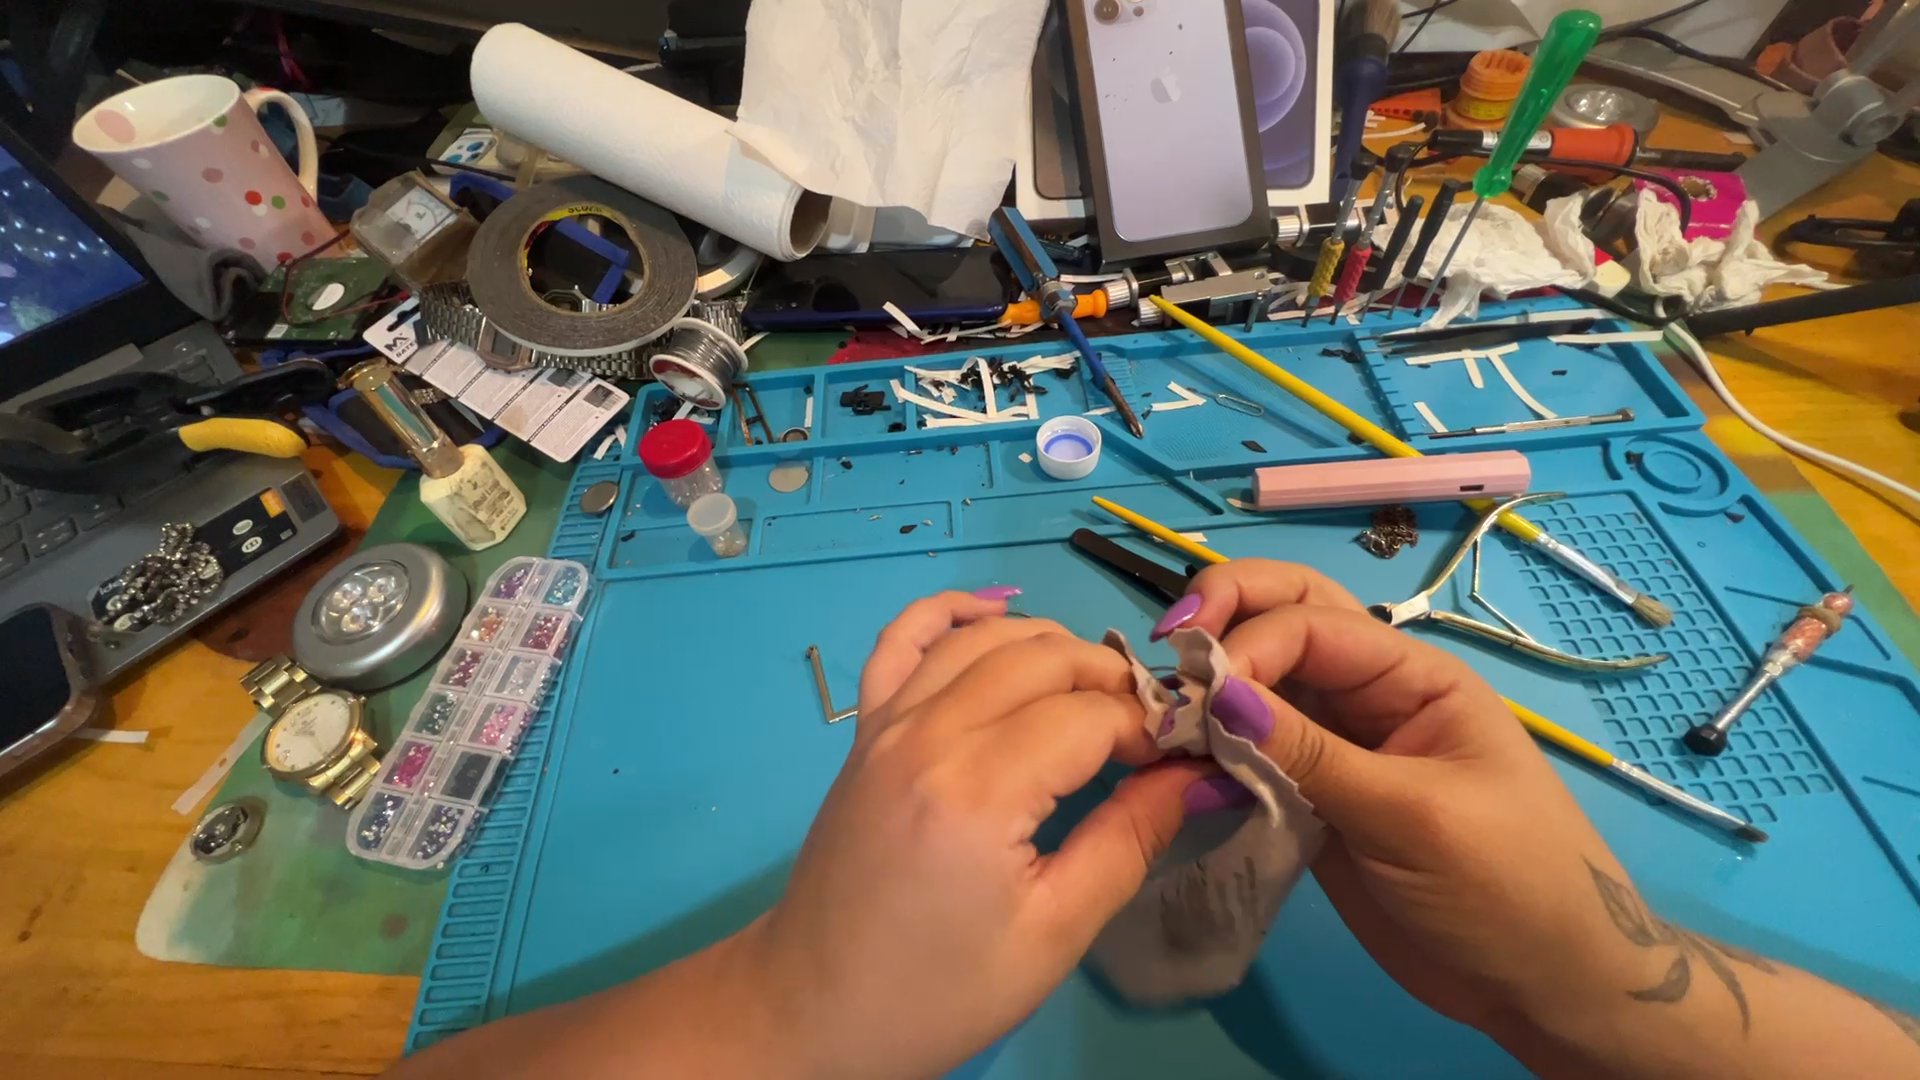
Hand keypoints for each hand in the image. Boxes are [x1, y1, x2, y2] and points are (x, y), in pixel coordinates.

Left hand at [744, 592, 1208, 1079]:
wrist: (815, 1003)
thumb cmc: (938, 988)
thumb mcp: (1054, 934)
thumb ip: (1130, 840)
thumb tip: (1194, 774)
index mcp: (979, 789)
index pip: (1086, 716)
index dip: (1145, 727)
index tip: (1176, 753)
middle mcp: (930, 732)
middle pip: (1040, 659)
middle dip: (1108, 676)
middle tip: (1145, 721)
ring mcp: (888, 719)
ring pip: (982, 638)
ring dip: (1049, 642)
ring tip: (1092, 682)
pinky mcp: (865, 724)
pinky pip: (901, 638)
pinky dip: (948, 609)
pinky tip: (991, 610)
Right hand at [1161, 560, 1651, 1040]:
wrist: (1539, 989)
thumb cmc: (1511, 889)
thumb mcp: (1414, 815)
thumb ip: (1310, 753)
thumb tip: (1216, 694)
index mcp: (1408, 673)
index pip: (1310, 623)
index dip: (1250, 644)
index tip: (1205, 695)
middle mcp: (1362, 687)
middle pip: (1283, 610)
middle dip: (1223, 608)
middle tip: (1169, 639)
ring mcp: (1328, 735)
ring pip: (1256, 672)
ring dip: (1207, 673)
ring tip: (1161, 699)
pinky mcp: (1301, 783)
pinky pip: (1245, 740)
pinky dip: (1207, 736)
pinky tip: (1175, 748)